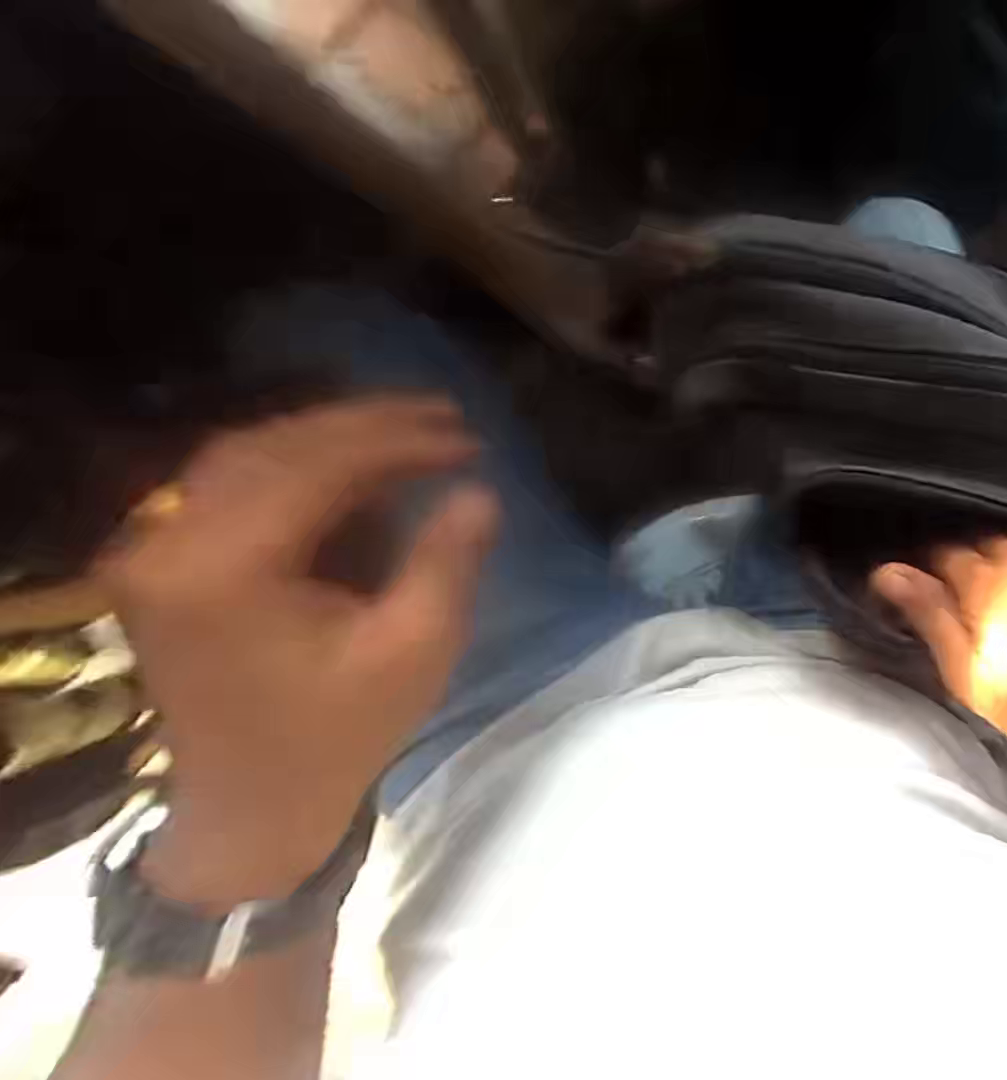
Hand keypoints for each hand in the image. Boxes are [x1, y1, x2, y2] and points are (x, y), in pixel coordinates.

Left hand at [101, 398, 497, 900]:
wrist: (254, 802)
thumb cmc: (343, 727)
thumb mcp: (417, 646)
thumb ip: (447, 561)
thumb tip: (481, 492)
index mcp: (226, 569)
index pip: (314, 469)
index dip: (399, 443)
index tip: (471, 441)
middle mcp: (172, 545)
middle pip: (268, 446)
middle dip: (364, 422)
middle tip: (446, 414)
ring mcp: (162, 554)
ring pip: (245, 457)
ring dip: (332, 434)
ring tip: (412, 427)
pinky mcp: (176, 567)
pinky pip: (237, 488)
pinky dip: (305, 465)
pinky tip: (362, 468)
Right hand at [871, 537, 1006, 795]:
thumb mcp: (970, 676)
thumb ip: (929, 615)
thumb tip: (887, 572)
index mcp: (993, 576)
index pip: (938, 555)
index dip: (927, 579)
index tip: (928, 604)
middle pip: (976, 548)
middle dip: (964, 576)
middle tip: (971, 619)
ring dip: (1000, 571)